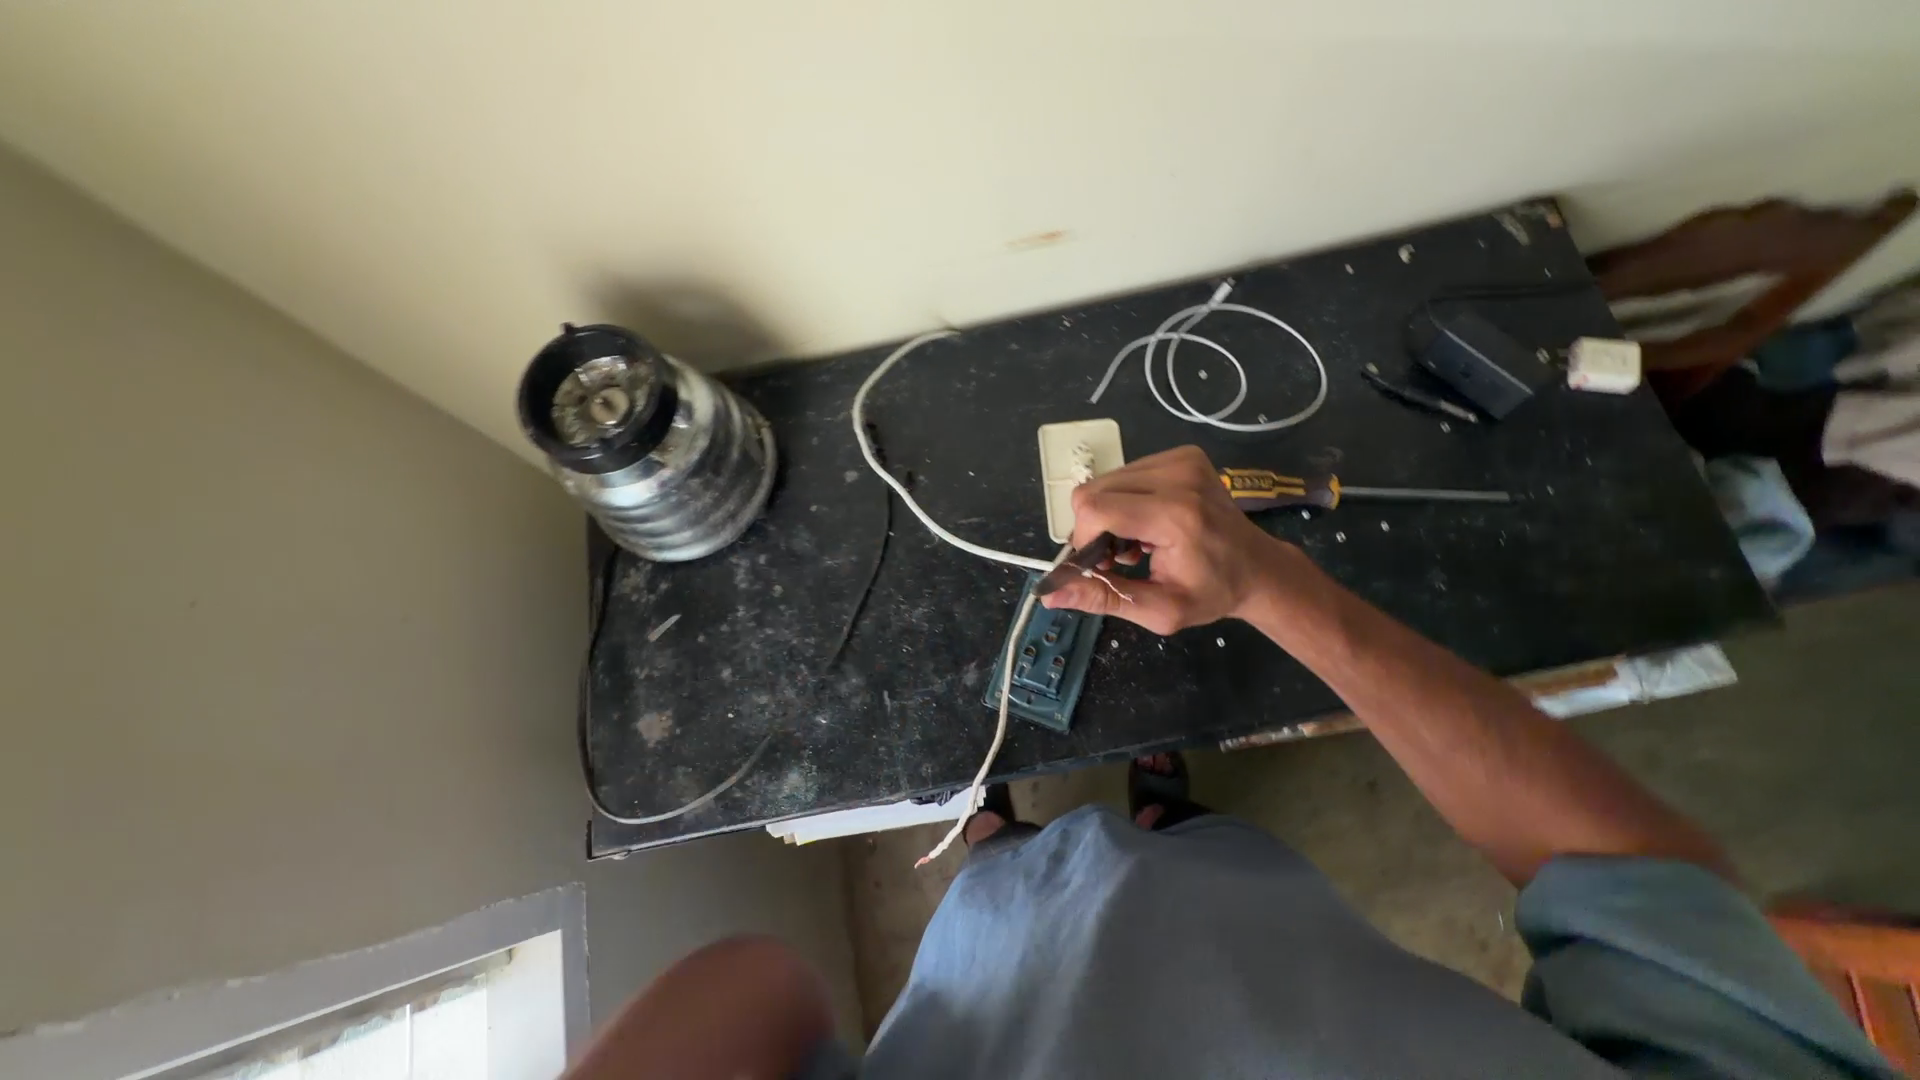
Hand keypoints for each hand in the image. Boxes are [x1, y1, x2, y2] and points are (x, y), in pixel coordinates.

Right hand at [1041, 446, 1298, 634]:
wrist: (1257, 568)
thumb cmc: (1211, 594)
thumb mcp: (1158, 610)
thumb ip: (1103, 597)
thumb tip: (1050, 594)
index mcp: (1176, 516)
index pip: (1097, 507)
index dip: (1084, 538)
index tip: (1101, 565)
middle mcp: (1178, 476)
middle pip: (1093, 491)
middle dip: (1093, 528)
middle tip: (1117, 558)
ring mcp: (1182, 460)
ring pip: (1105, 481)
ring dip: (1108, 514)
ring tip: (1136, 542)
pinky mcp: (1182, 454)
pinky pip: (1125, 473)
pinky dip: (1124, 500)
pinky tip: (1146, 523)